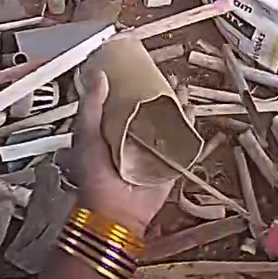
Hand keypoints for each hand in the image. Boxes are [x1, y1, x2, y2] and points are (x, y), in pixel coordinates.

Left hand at [72, 68, 172, 236]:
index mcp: (112, 129)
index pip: (124, 100)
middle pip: (150, 108)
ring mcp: (153, 148)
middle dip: (160, 92)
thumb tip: (99, 77)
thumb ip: (91, 107)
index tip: (140, 67)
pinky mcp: (169, 160)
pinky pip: (181, 140)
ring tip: (181, 89)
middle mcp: (134, 136)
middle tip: (167, 76)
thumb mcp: (86, 136)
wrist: (116, 210)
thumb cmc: (95, 178)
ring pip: (168, 120)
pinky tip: (191, 111)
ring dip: (177, 104)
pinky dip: (188, 125)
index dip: (133, 84)